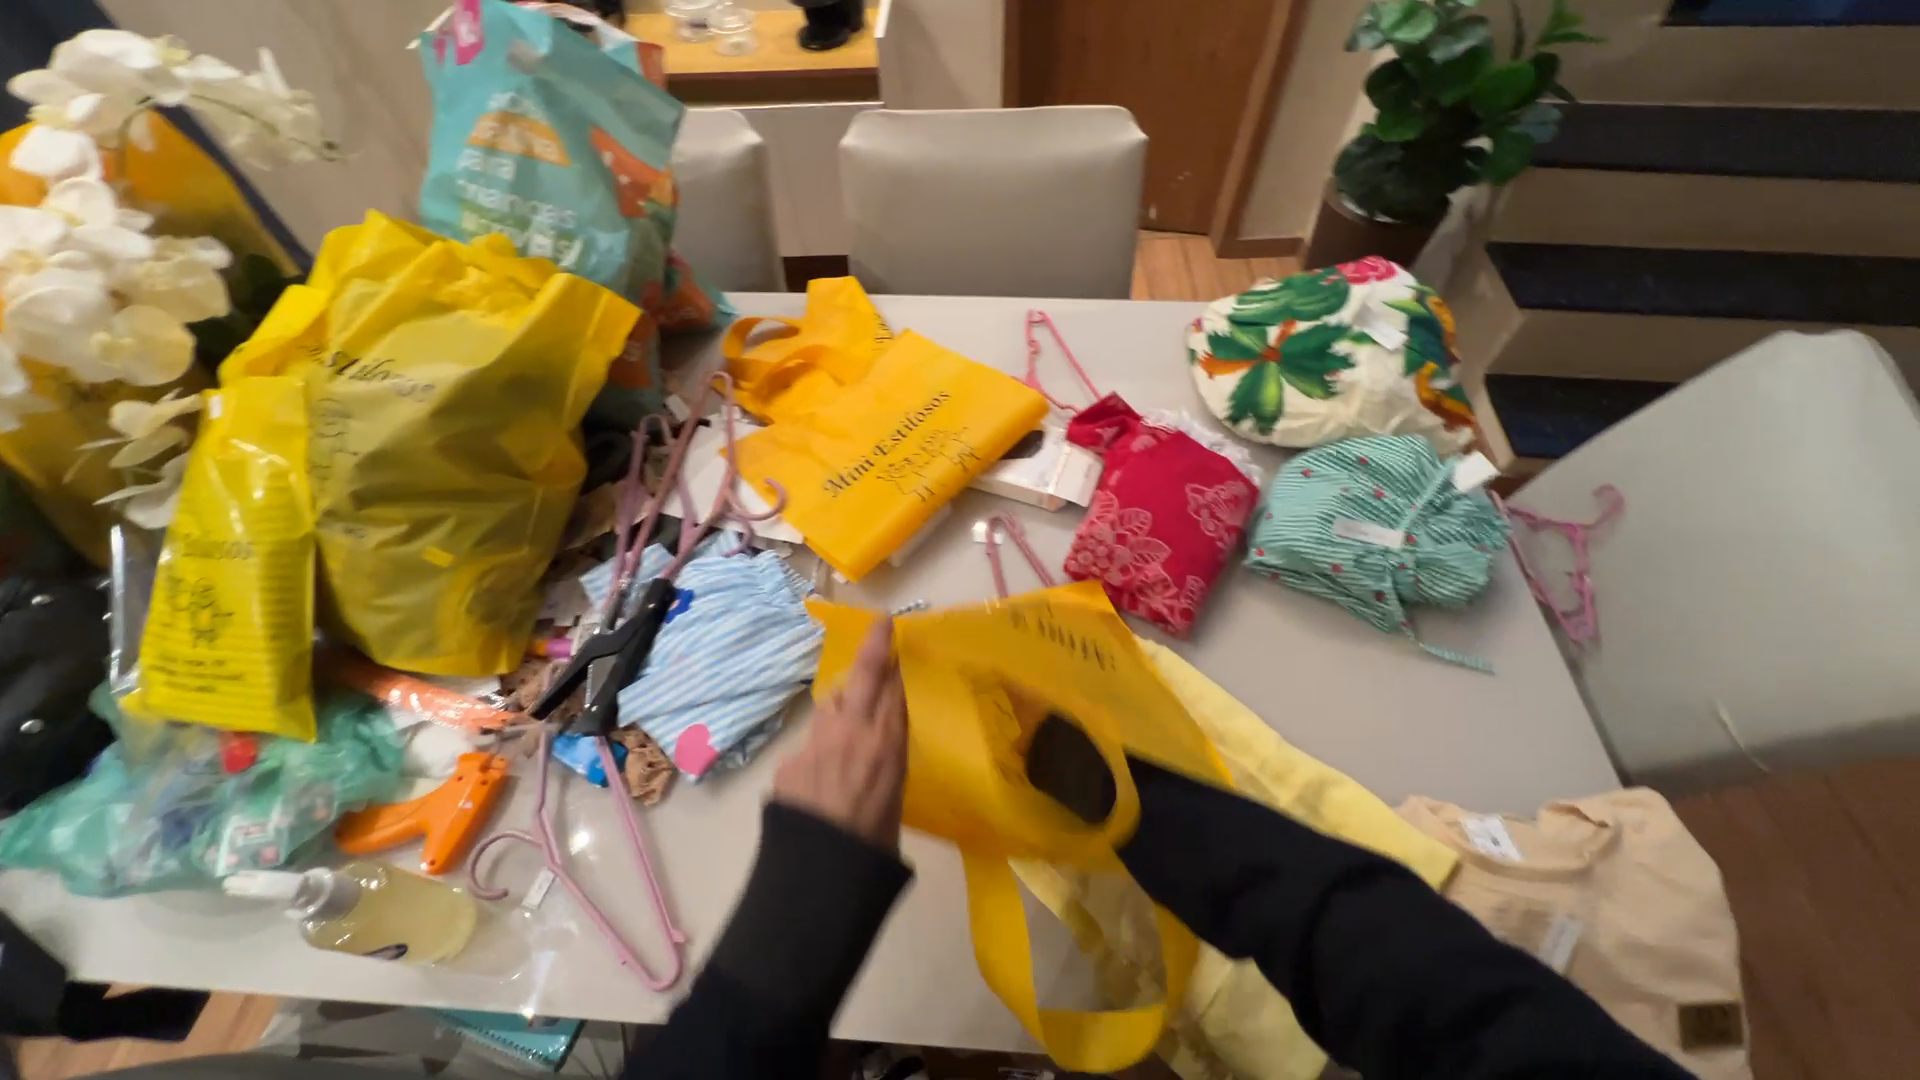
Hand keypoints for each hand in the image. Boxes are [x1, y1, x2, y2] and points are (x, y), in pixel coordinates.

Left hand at [773, 618, 906, 850]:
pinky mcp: (790, 759)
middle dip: (873, 647)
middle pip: (863, 676)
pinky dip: (818, 753)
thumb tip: (880, 745)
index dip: (894, 660)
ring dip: (841, 706)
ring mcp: (816, 742)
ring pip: (831, 707)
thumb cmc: (873, 844)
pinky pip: (809, 746)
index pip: (893, 686)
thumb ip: (887, 760)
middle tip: (880, 625)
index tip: (895, 637)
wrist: (817, 870)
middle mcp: (851, 732)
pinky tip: (819, 779)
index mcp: (887, 744)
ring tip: (847, 721)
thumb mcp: (896, 797)